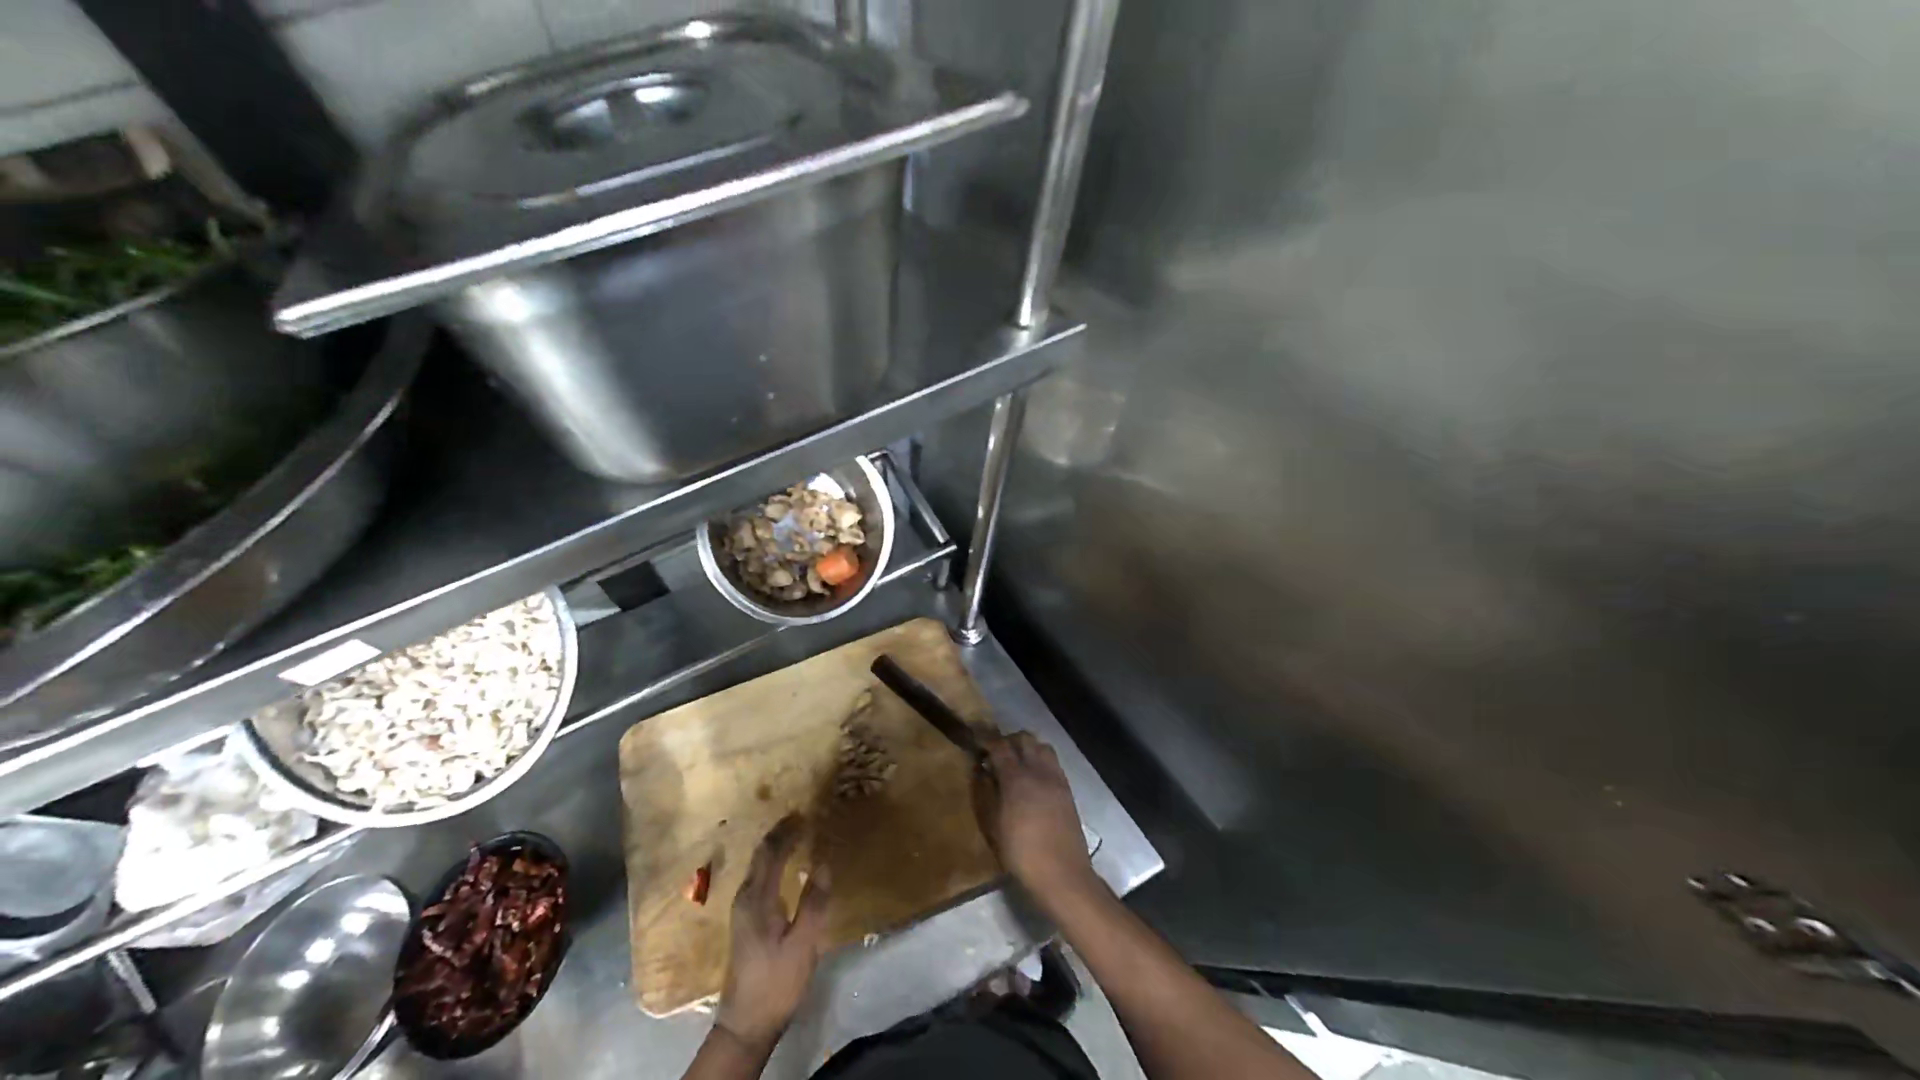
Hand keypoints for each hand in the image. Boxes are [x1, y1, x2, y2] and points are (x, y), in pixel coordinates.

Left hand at [715, 816, 830, 1053]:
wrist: (746, 1023)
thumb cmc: (777, 981)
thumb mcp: (803, 943)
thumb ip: (814, 902)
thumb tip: (824, 863)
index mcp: (757, 899)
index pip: (771, 853)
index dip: (788, 832)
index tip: (807, 814)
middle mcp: (744, 898)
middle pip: (760, 856)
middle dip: (779, 834)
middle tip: (803, 818)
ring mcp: (742, 910)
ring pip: (758, 867)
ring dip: (775, 848)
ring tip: (797, 835)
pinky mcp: (746, 922)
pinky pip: (759, 879)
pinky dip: (772, 864)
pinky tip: (786, 868)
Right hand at [975, 733, 1099, 903]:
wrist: (1062, 874)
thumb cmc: (1021, 854)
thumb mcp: (993, 826)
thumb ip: (987, 793)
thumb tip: (982, 772)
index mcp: (1017, 779)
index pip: (1000, 746)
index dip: (986, 741)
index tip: (977, 745)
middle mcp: (1039, 771)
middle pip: (1024, 738)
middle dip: (1008, 740)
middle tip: (996, 755)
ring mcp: (1056, 779)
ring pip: (1042, 746)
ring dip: (1027, 748)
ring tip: (1016, 764)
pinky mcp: (1068, 790)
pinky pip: (1053, 762)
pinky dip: (1041, 760)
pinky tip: (1034, 779)